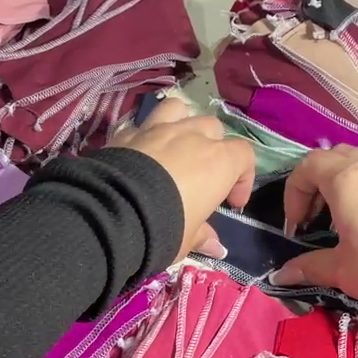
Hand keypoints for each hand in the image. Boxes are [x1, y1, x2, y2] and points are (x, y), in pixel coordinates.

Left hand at [111, 95, 255, 263]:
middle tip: (203, 177)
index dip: (243, 178)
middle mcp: (192, 136)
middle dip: (213, 148)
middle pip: (213, 129)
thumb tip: (216, 247)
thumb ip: (203, 237)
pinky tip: (140, 152)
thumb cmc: (164, 226)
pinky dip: (146, 134)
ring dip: (182, 124)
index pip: (244, 155)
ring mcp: (158, 128)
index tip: (231, 203)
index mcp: (218, 161)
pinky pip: (142, 124)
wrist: (113, 213)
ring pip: (179, 110)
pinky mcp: (127, 132)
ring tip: (175, 147)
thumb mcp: (187, 238)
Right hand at [271, 146, 357, 305]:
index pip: (307, 167)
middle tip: (318, 216)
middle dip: (318, 182)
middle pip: (334, 157)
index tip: (298, 225)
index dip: (294, 192)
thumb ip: (310, 267)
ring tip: (347, 209)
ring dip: (347, 178)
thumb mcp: (343, 270)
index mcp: (345, 179)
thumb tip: (280, 276)